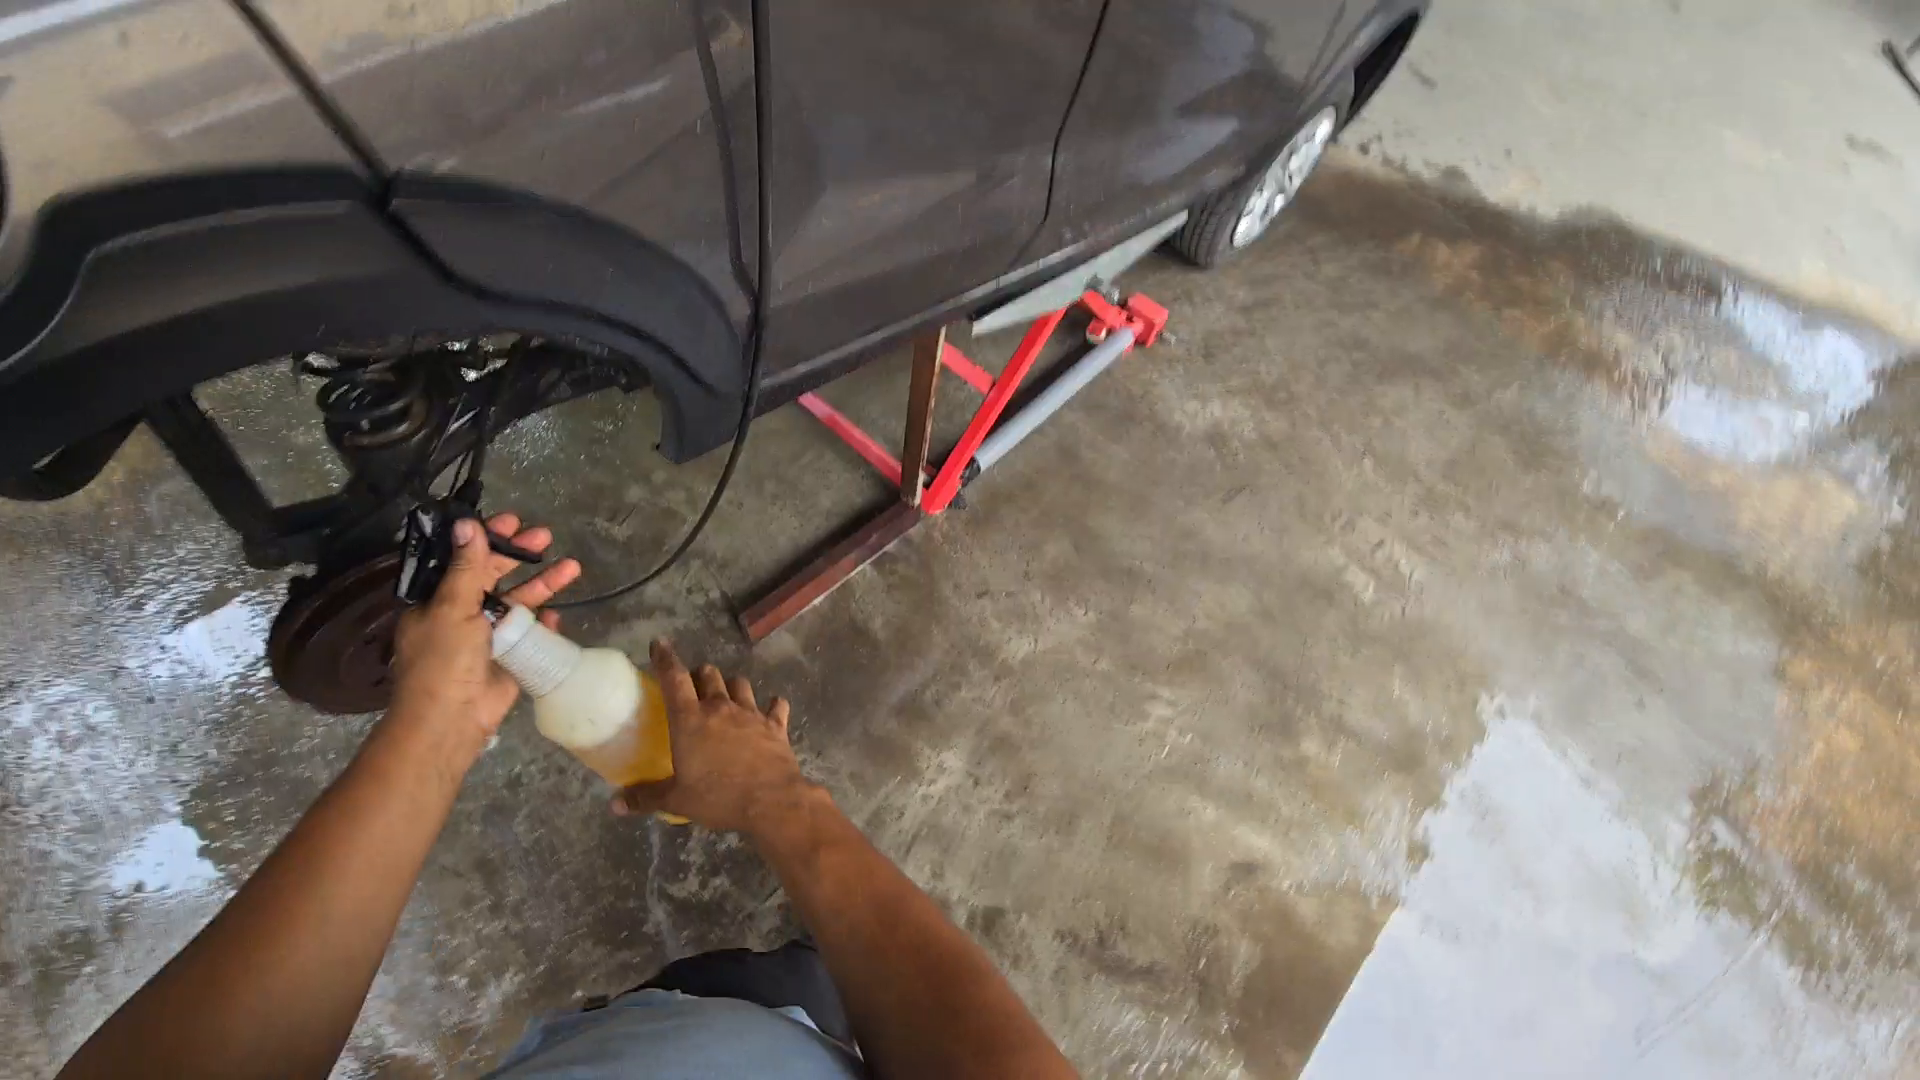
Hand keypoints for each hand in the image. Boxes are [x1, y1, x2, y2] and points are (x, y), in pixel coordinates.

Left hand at [388, 513, 581, 743]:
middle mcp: (463, 614)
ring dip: (544, 584)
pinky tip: (556, 614)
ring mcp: (489, 636)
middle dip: (520, 556)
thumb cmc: (443, 660)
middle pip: (496, 577)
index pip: (465, 561)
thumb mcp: (452, 608)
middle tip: (545, 536)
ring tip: (572, 567)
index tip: (511, 521)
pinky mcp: (512, 656)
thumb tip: (468, 524)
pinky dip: (545, 623)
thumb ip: (467, 568)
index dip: (487, 539)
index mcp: (439, 602)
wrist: (452, 718)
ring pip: (520, 602)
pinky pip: (532, 633)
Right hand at [611, 641, 819, 833]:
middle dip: (700, 675)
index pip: (674, 679)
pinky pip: (776, 706)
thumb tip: (614, 804)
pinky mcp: (775, 724)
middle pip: (709, 675)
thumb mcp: (676, 800)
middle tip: (693, 686)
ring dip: (732, 686)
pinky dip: (772, 706)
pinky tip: (771, 710)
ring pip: (741, 684)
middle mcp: (721, 708)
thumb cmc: (717, 797)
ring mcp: (751, 713)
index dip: (665, 658)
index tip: (659, 644)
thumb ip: (645, 797)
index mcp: (690, 719)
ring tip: (727, 696)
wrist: (770, 801)